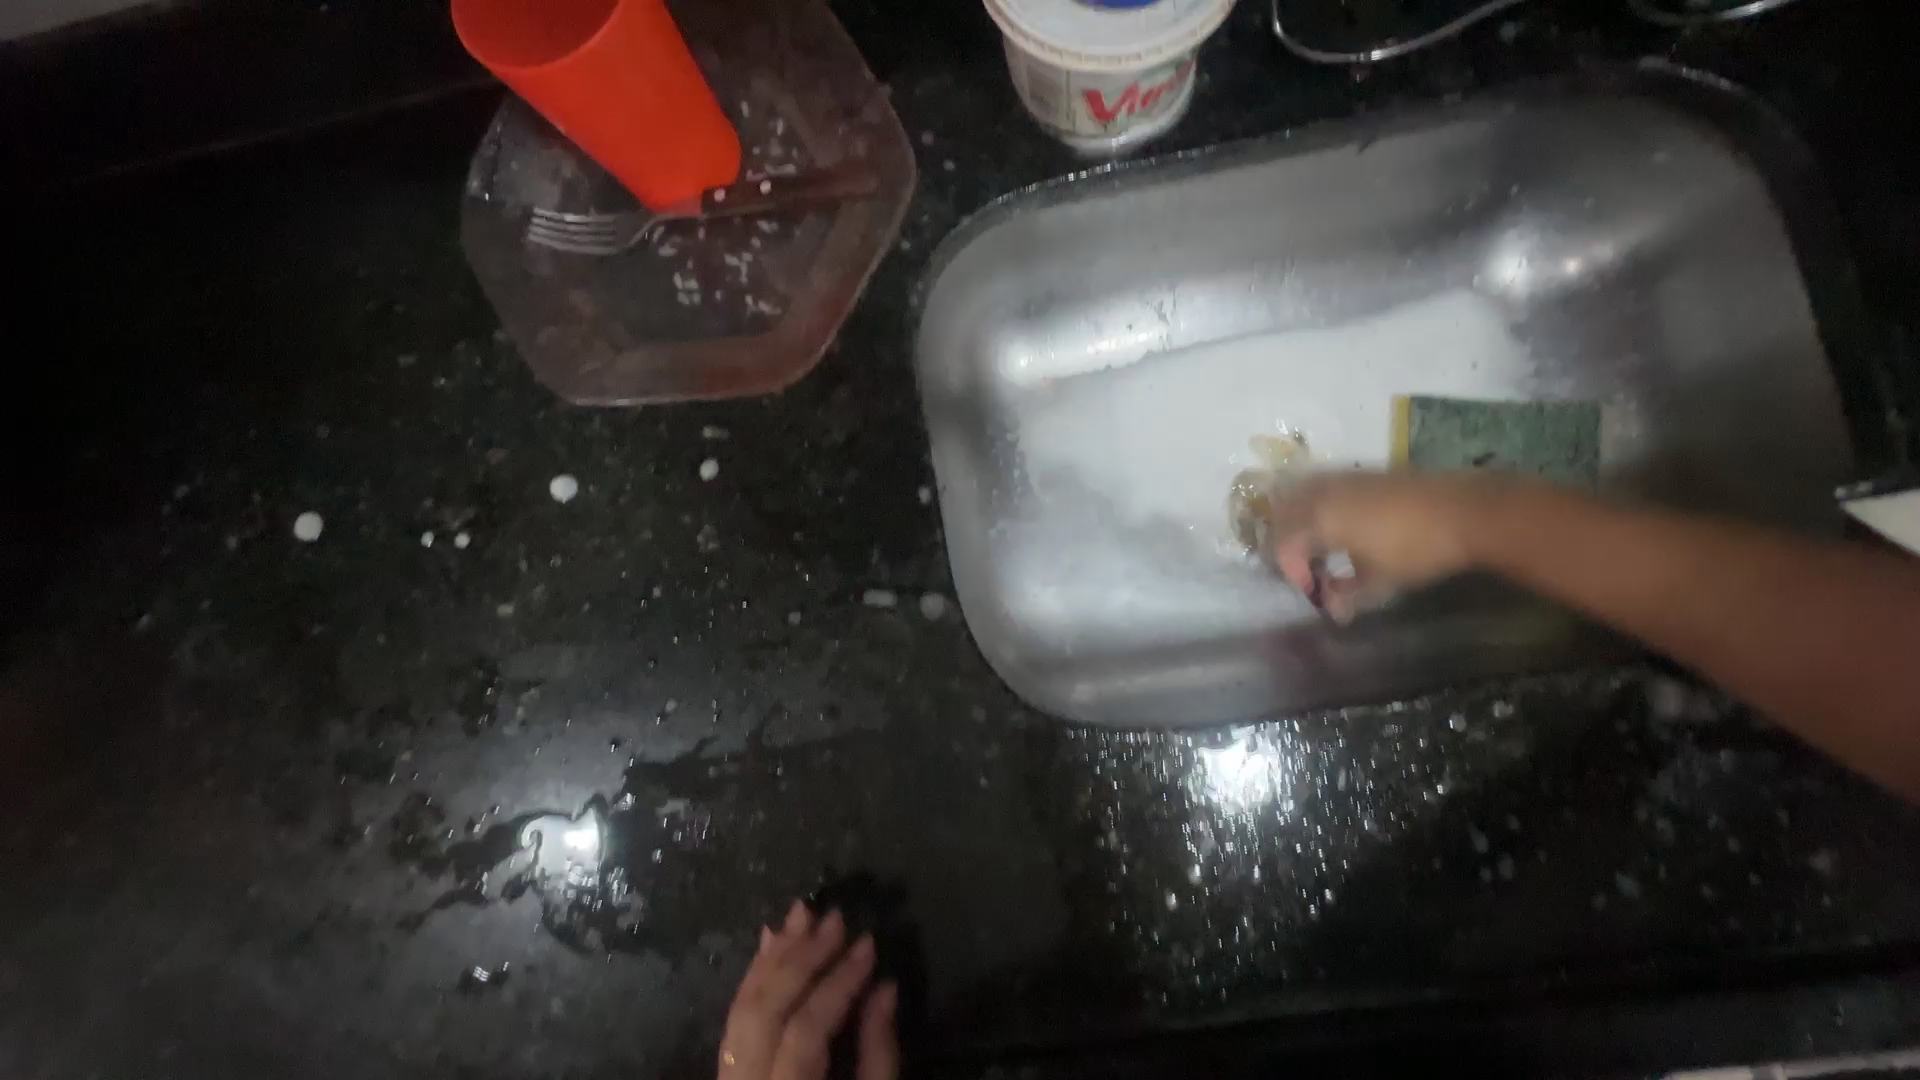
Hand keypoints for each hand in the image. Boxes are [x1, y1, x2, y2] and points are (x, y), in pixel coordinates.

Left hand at [718, 900, 897, 1079]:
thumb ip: (879, 1056)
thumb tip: (884, 986)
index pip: (806, 1033)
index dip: (838, 983)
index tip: (869, 943)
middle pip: (765, 1014)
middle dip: (801, 958)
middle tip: (835, 916)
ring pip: (741, 1011)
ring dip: (774, 957)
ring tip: (801, 914)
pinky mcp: (727, 1077)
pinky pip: (734, 1021)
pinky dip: (754, 977)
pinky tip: (770, 944)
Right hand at [1266, 470, 1508, 620]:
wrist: (1467, 510)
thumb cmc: (1416, 549)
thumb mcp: (1378, 580)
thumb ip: (1347, 594)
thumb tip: (1332, 610)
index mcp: (1318, 519)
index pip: (1284, 545)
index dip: (1292, 572)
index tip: (1313, 591)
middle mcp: (1322, 493)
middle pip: (1283, 515)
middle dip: (1288, 543)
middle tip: (1305, 567)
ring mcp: (1342, 479)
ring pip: (1300, 496)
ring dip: (1299, 522)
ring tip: (1317, 546)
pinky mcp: (1363, 474)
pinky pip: (1323, 488)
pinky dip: (1319, 507)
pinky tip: (1341, 527)